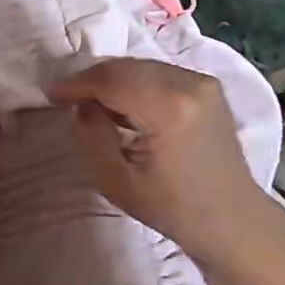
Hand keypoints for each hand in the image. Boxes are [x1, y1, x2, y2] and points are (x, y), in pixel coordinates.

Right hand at [48, 58, 260, 240]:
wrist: (233, 219)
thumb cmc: (172, 207)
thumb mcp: (115, 180)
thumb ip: (90, 136)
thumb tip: (83, 106)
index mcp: (168, 108)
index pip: (110, 80)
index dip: (75, 84)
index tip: (51, 94)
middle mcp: (189, 84)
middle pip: (124, 67)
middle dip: (91, 79)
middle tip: (67, 98)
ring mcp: (202, 82)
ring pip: (140, 66)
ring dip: (112, 79)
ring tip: (93, 103)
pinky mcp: (207, 86)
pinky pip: (157, 72)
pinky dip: (134, 81)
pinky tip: (124, 104)